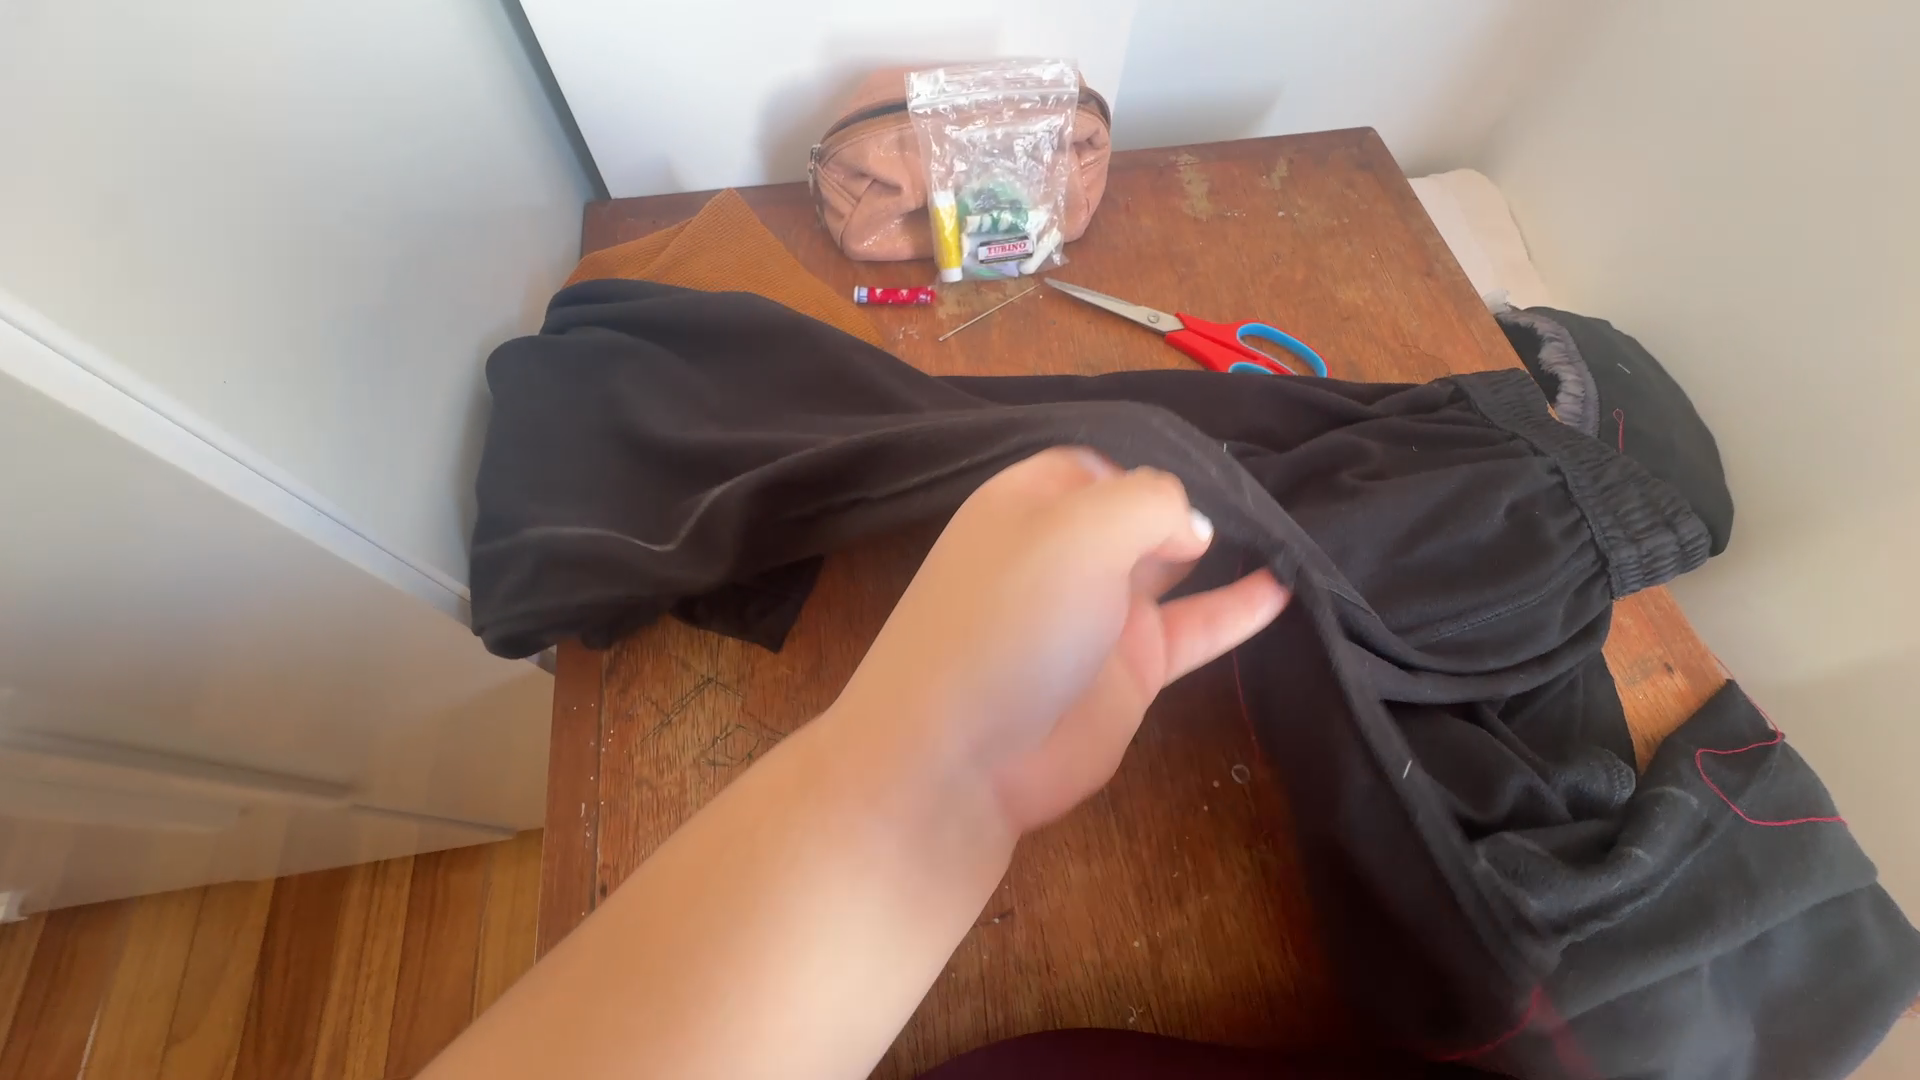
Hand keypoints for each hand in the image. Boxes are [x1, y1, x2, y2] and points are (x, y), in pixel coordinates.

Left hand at [836, 447, 1288, 831]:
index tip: (1196, 478)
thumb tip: (1192, 526)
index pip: (1093, 466)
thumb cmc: (1010, 620)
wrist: (962, 757)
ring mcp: (1097, 612)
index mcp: (1028, 505)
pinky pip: (1194, 627)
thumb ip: (1147, 503)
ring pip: (1170, 566)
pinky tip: (1286, 587)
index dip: (1140, 467)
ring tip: (1287, 529)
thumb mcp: (1076, 529)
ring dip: (1220, 548)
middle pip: (1135, 512)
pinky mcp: (1130, 669)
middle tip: (1260, 498)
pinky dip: (1238, 608)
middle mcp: (1062, 553)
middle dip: (1188, 503)